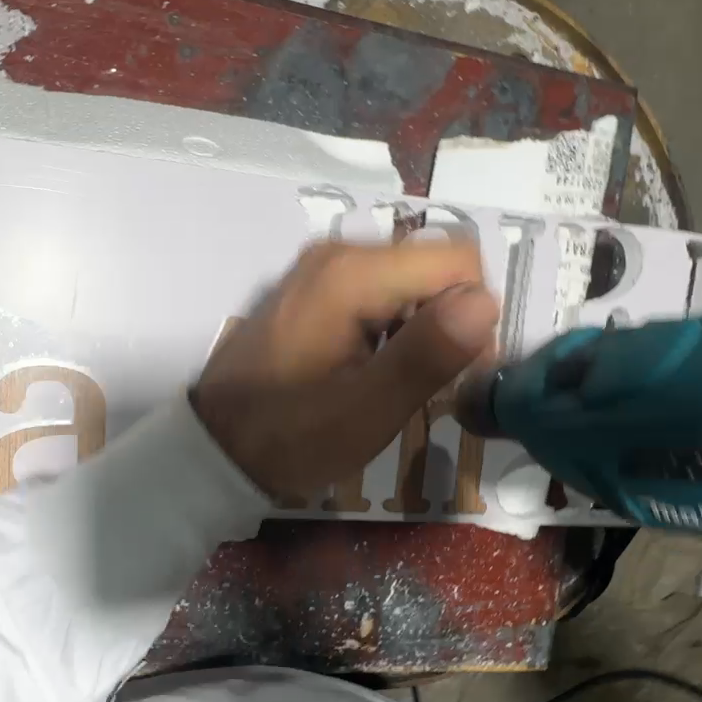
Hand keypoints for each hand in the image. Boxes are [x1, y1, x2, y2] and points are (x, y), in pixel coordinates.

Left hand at [193, 240, 498, 498]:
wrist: (214, 448)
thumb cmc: (290, 438)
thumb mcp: (367, 410)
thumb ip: (427, 354)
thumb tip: (486, 302)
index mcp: (353, 274)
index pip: (459, 259)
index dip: (475, 315)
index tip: (459, 373)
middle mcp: (337, 254)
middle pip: (433, 265)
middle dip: (448, 321)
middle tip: (427, 386)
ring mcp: (319, 270)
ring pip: (409, 280)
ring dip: (420, 329)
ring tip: (394, 384)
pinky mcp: (310, 291)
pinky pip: (377, 292)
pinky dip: (390, 328)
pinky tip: (369, 371)